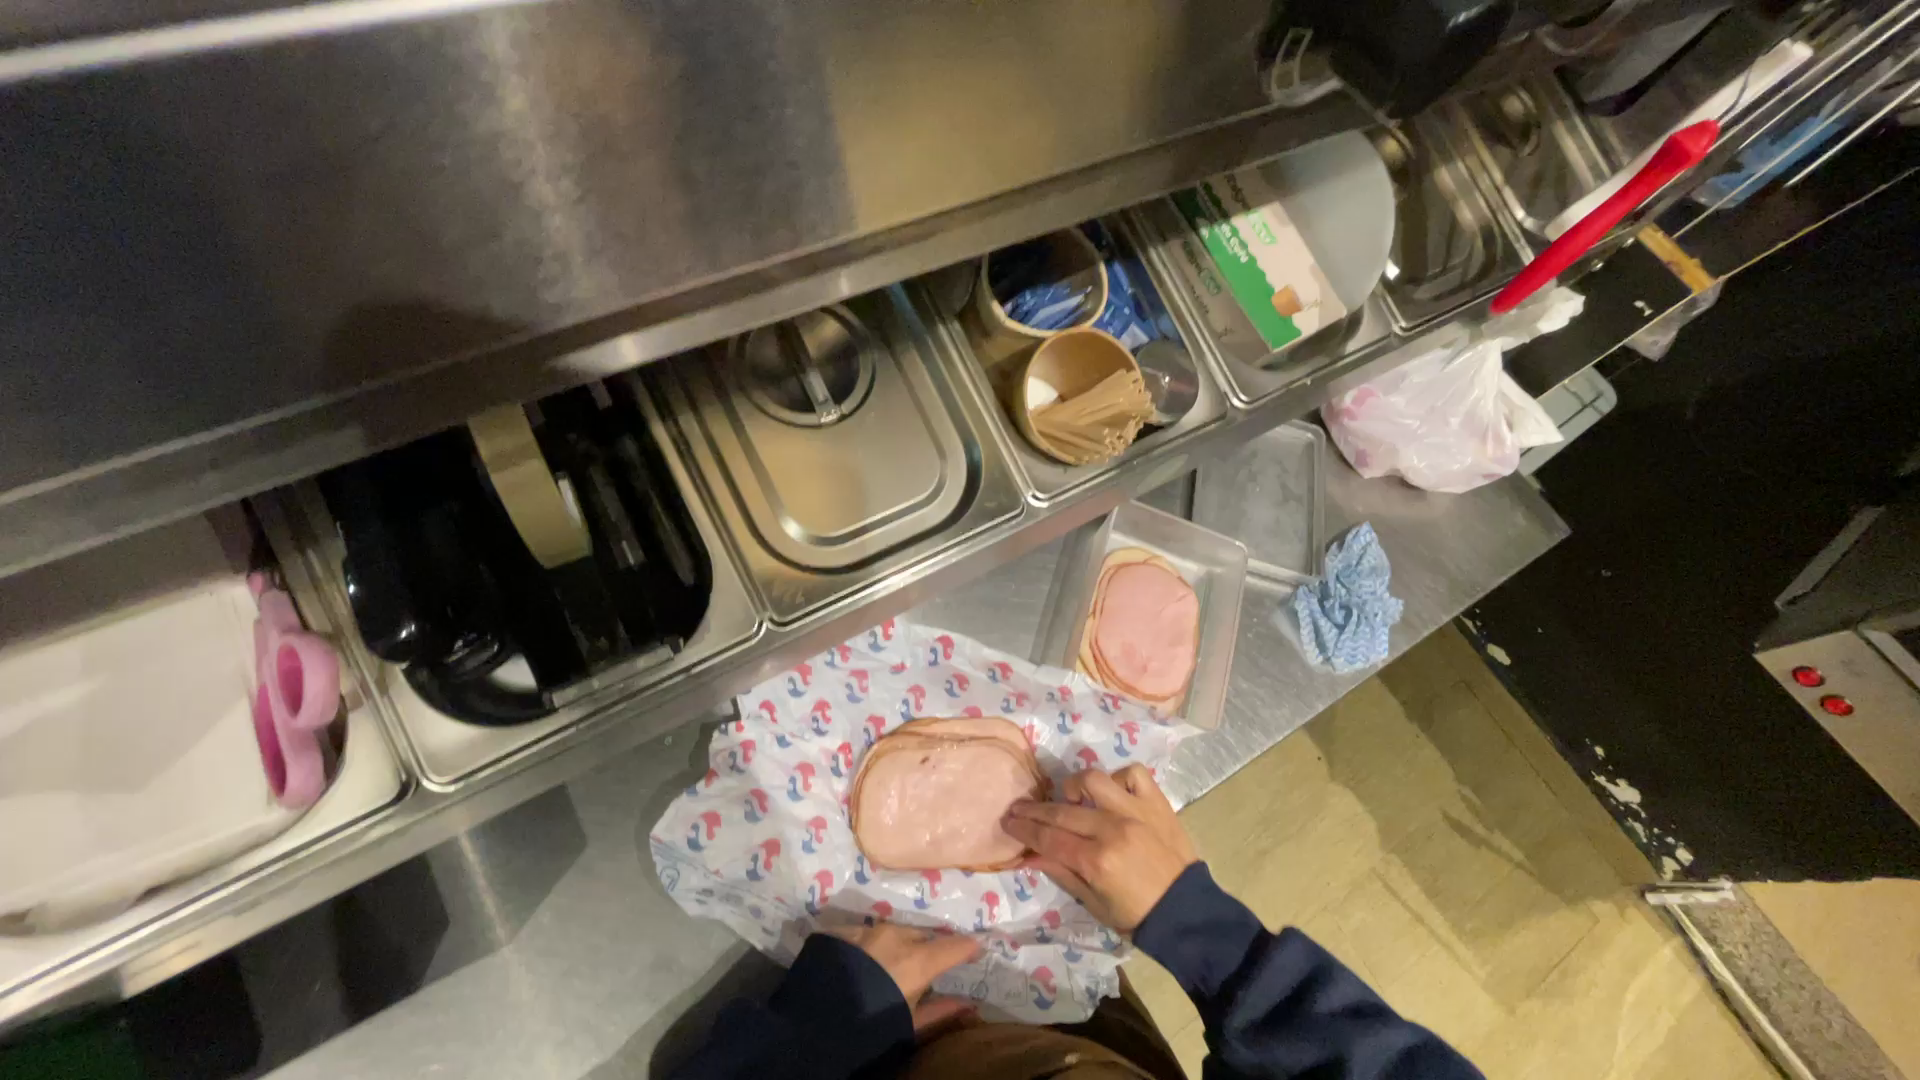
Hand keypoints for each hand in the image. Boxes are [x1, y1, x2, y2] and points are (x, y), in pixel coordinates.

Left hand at [830, 922, 981, 1035]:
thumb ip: (941, 1010)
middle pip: (924, 936)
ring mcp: (869, 929)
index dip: (968, 948)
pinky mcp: (846, 929)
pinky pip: (869, 932)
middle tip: (930, 964)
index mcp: (918, 960)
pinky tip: (868, 961)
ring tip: (897, 962)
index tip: (977, 950)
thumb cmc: (869, 1028)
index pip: (955, 946)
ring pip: (896, 931)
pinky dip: (874, 944)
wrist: (812, 1023)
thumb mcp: (908, 1024)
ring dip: (902, 943)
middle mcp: (897, 935)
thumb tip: (970, 1004)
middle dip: (931, 947)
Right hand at [1001, 764, 1197, 931]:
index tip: (1007, 820)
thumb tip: (1030, 854)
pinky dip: (1118, 779)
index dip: (1024, 828)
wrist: (1186, 912)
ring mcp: (1136, 811)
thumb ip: (1061, 873)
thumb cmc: (1136, 915)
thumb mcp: (1093, 904)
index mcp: (1097, 861)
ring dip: (1075, 787)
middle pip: (1062, 810)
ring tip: (1070, 800)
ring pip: (1093, 780)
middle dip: (1034, 809)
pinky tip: (1111, 795)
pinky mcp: (1156, 802)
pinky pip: (1132, 774)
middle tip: (1019, 808)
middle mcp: (1113, 829)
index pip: (1048, 837)